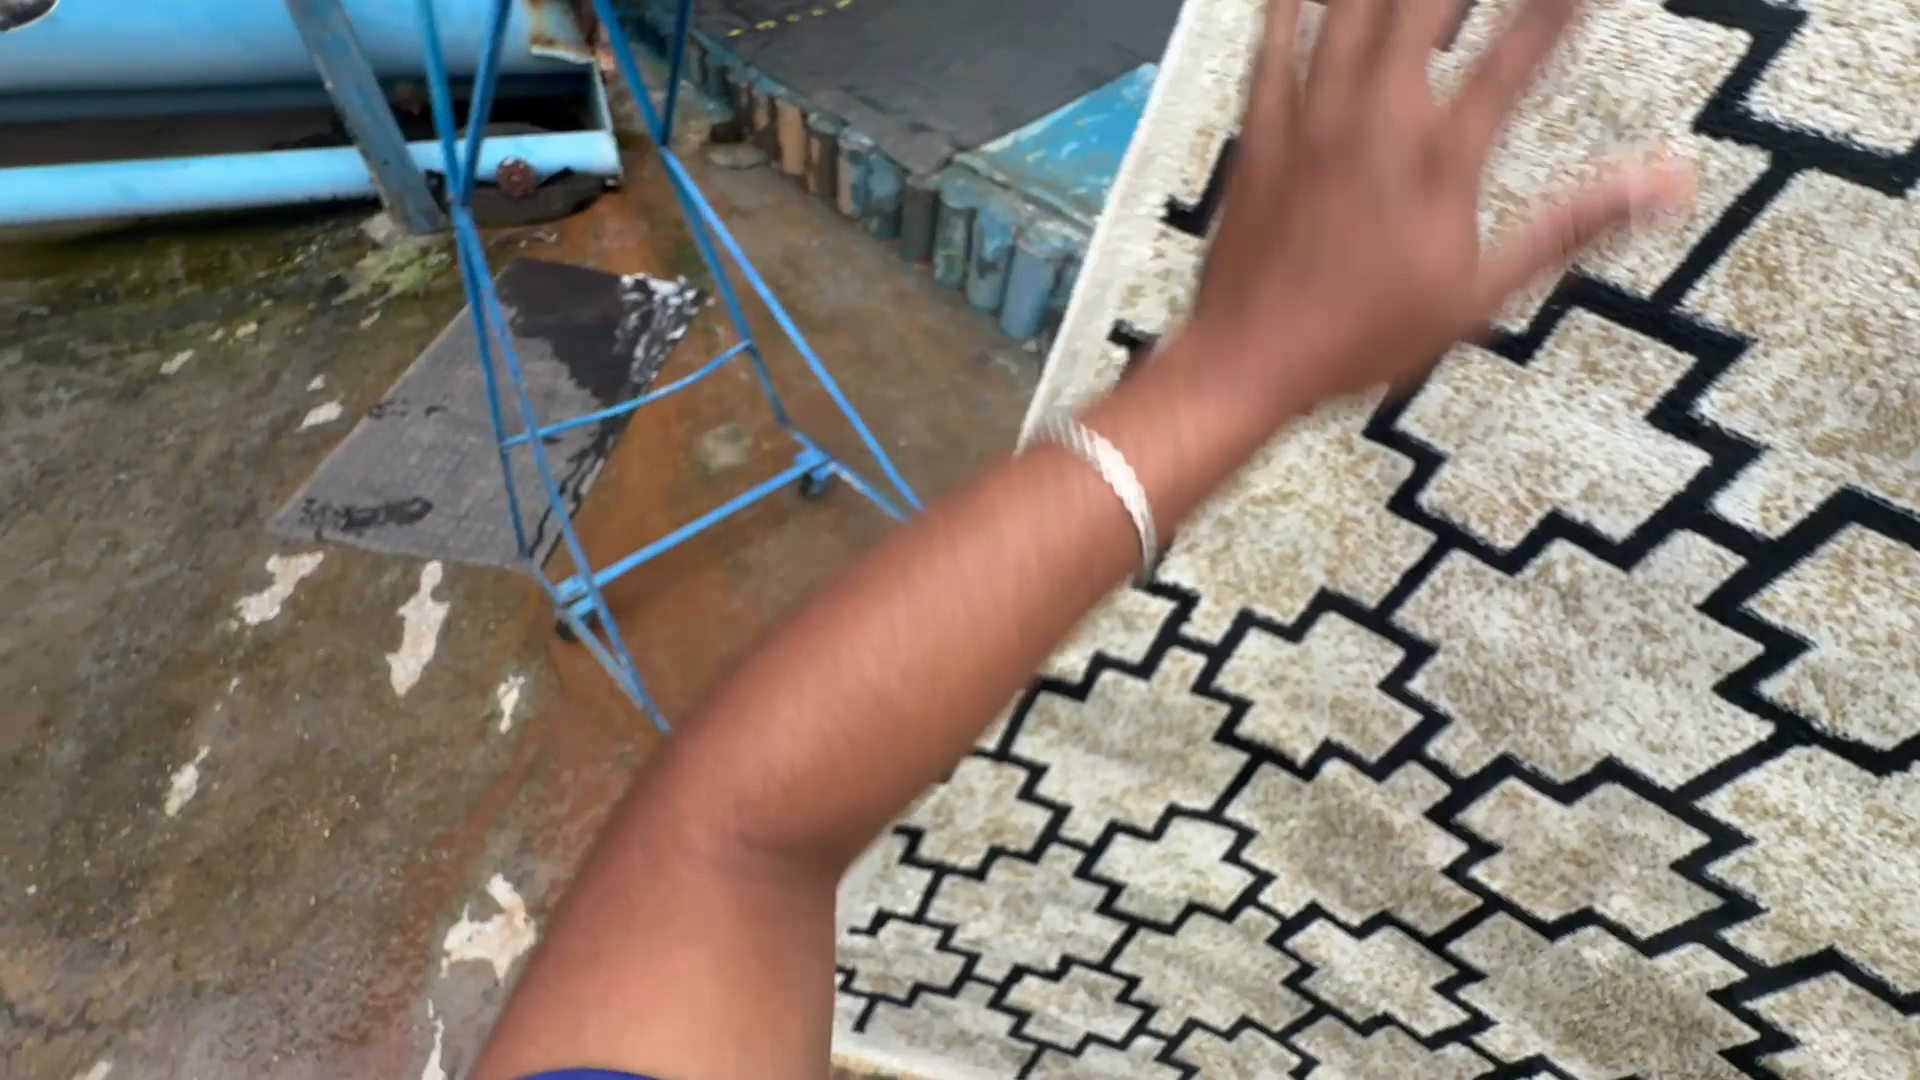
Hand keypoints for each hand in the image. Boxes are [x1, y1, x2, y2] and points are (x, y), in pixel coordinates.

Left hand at [1184, 0, 1695, 405]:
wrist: (1247, 361)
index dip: (1561, 0)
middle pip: (1427, 2)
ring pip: (1350, 13)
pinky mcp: (1258, 145)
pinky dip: (1286, 12)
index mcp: (1441, 159)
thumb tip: (1671, 181)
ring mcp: (1311, 129)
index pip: (1523, 46)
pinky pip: (1272, 57)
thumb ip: (1567, 227)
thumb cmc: (1355, 340)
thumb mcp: (1473, 299)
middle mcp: (1378, 123)